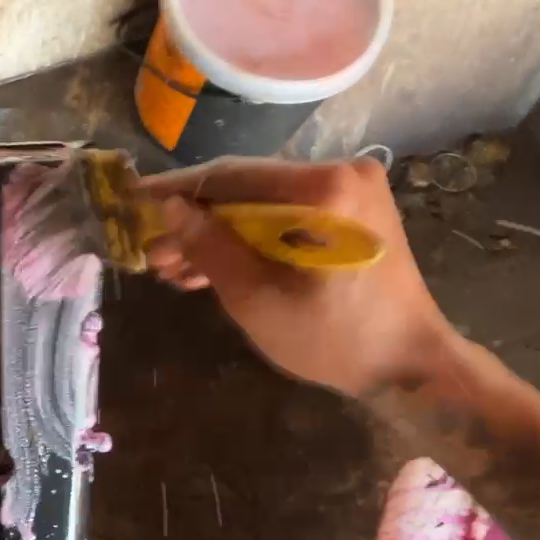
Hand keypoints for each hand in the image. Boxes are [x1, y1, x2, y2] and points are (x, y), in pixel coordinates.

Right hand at [137, 157, 458, 397]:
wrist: (407, 365)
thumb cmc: (333, 338)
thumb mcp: (257, 299)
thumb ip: (210, 248)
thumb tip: (169, 209)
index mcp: (324, 188)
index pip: (230, 178)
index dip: (176, 191)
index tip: (132, 200)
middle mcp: (340, 174)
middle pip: (244, 190)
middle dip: (193, 223)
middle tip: (151, 253)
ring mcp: (348, 193)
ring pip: (260, 207)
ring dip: (215, 237)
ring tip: (171, 270)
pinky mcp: (349, 215)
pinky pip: (282, 220)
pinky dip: (246, 242)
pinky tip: (207, 269)